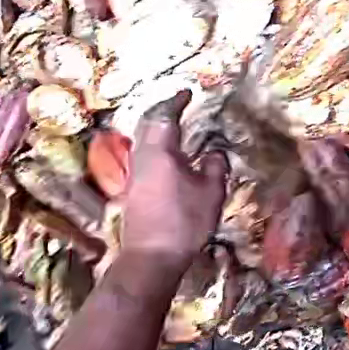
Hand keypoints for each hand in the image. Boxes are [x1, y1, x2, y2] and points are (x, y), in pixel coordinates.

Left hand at [118, 90, 227, 267]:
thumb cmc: (184, 221)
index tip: (187, 93)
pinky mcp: (132, 189)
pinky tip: (168, 157)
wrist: (151, 256)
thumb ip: (215, 166)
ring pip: (142, 140)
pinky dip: (155, 146)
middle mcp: (142, 157)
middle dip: (161, 111)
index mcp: (161, 152)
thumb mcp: (211, 192)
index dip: (176, 102)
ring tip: (174, 127)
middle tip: (178, 105)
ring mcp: (133, 174)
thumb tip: (216, 152)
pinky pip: (143, 155)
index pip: (165, 116)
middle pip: (147, 124)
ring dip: (156, 129)